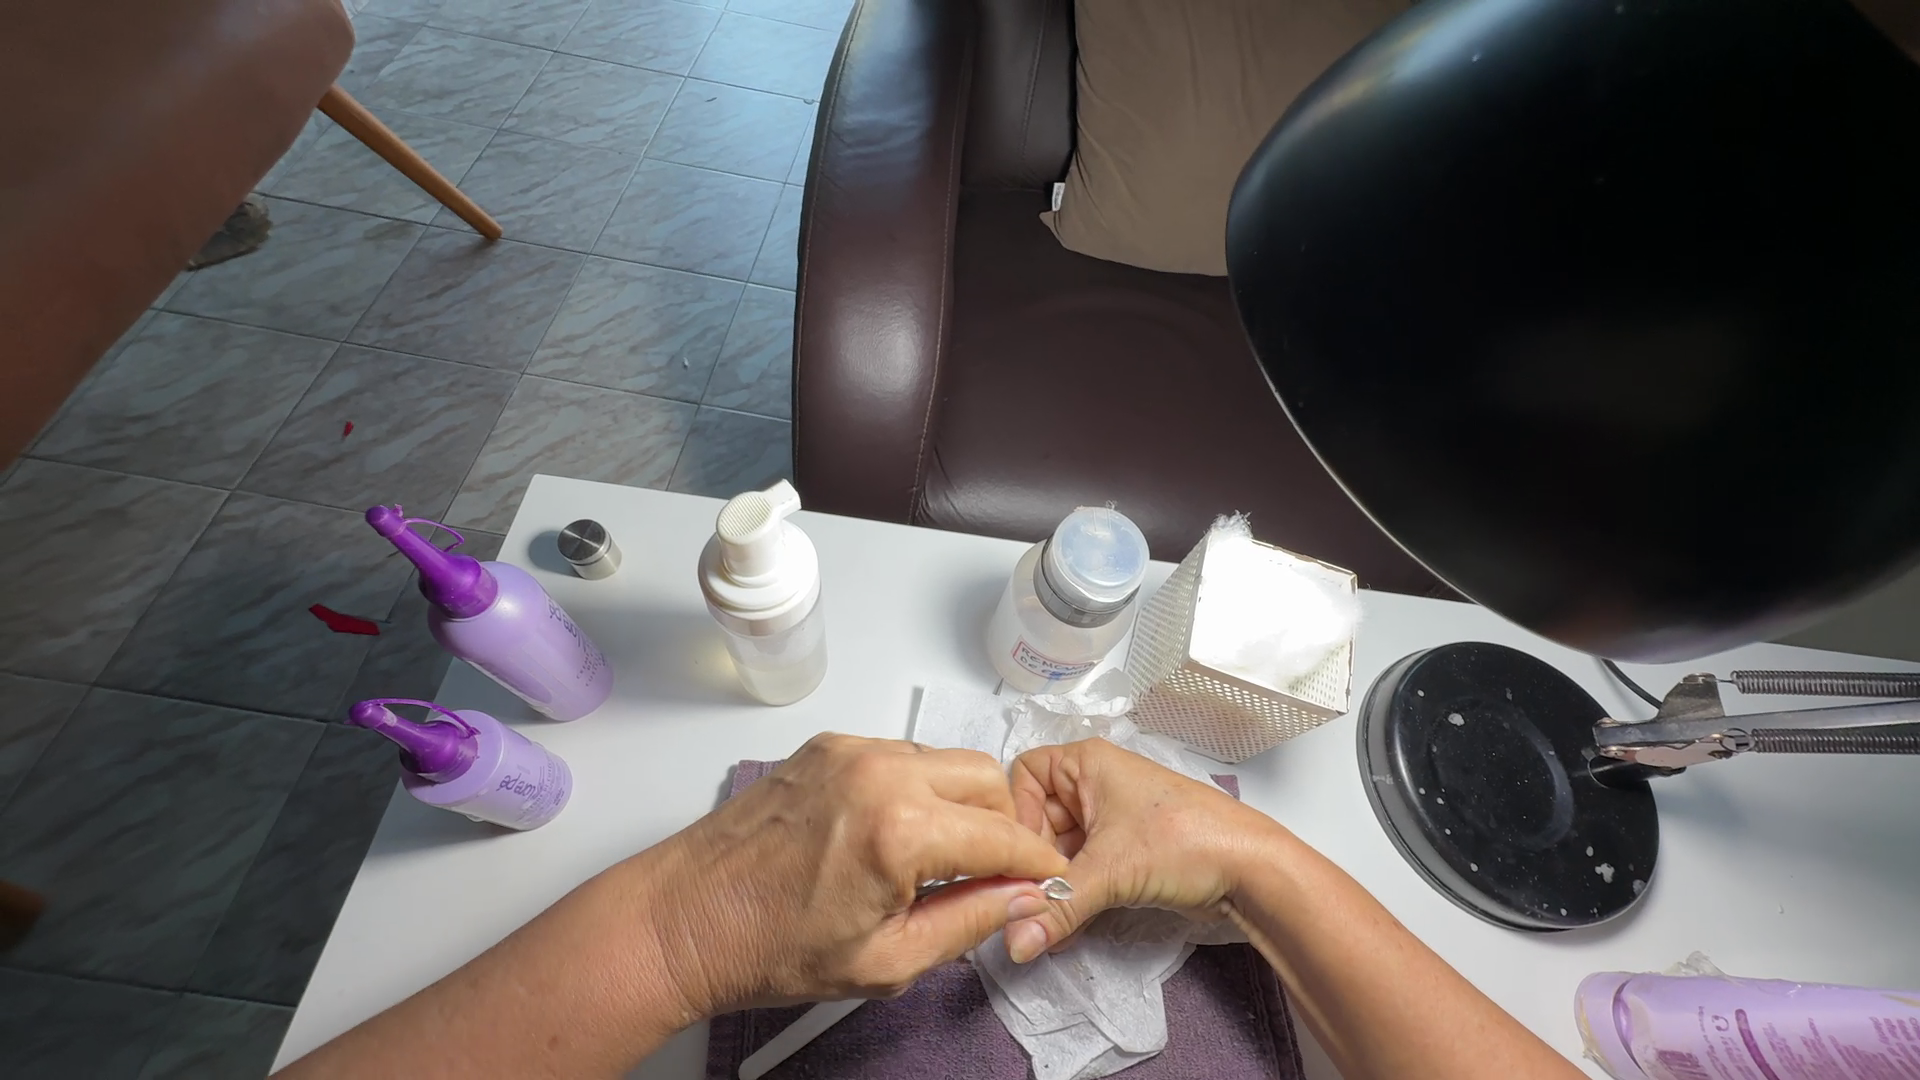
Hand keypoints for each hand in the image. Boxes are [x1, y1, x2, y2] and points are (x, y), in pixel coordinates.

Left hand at [646, 733, 1068, 1015]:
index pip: (1003, 834)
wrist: (687, 916)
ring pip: (944, 759)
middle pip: (986, 777)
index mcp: (900, 829)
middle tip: (989, 869)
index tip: (1045, 875)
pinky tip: (890, 827)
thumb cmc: (773, 948)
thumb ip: (971, 920)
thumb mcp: (888, 959)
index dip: (1035, 860)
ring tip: (933, 851)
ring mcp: (853, 749)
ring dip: (958, 800)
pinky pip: (899, 754)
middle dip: (1002, 823)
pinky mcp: (830, 743)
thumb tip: (1023, 896)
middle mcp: (882, 770)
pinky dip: (914, 785)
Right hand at [1003, 738, 1278, 962]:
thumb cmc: (1181, 841)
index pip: (1023, 777)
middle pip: (1038, 817)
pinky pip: (1080, 867)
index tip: (1017, 858)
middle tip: (1024, 899)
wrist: (1251, 870)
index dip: (1015, 815)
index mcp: (1086, 762)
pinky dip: (1071, 892)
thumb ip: (1057, 905)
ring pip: (1058, 846)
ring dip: (1050, 883)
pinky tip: (1061, 925)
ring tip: (1041, 918)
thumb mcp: (1111, 870)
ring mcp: (1108, 818)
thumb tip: (1015, 944)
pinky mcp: (1122, 850)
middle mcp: (1092, 784)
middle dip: (1032, 859)